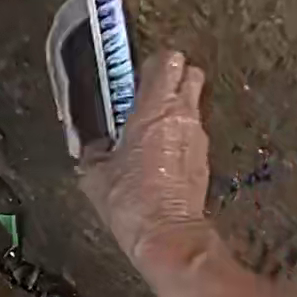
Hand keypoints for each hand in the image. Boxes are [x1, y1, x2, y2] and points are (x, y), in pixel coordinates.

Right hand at [78, 50, 217, 272]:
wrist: (165, 235)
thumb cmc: (133, 203)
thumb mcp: (96, 176)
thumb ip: (94, 153)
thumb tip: (94, 149)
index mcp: (155, 109)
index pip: (165, 61)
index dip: (149, 67)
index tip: (131, 82)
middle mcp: (182, 117)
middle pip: (189, 74)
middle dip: (170, 80)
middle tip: (145, 100)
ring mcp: (197, 139)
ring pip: (191, 107)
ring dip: (173, 114)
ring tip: (148, 137)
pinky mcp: (202, 161)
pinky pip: (191, 138)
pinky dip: (178, 141)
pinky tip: (158, 162)